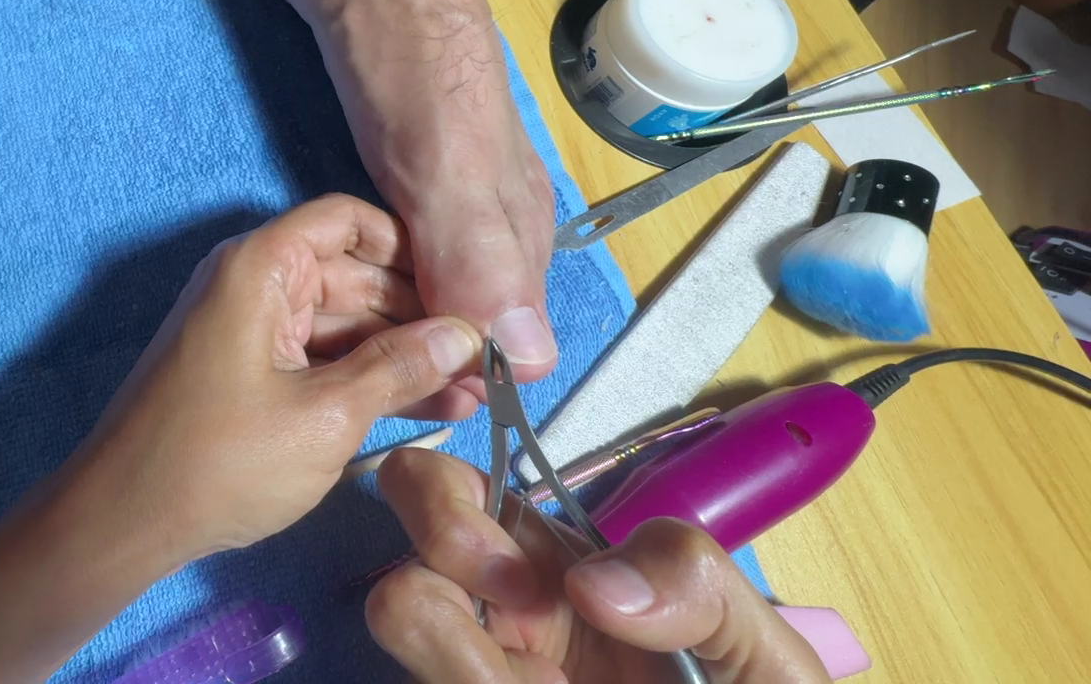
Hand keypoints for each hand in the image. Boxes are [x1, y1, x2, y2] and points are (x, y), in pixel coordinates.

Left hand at [66, 194, 486, 566]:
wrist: (127, 516)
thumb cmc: (223, 457)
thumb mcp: (325, 414)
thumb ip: (399, 368)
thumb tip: (467, 335)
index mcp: (261, 266)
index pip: (347, 221)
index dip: (409, 247)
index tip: (468, 286)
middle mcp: (256, 281)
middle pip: (353, 275)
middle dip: (420, 315)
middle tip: (494, 360)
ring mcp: (254, 325)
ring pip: (343, 321)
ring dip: (402, 354)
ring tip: (480, 394)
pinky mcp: (254, 367)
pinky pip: (321, 355)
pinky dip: (367, 376)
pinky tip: (431, 407)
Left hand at [228, 0, 557, 419]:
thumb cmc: (397, 17)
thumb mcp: (438, 139)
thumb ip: (474, 242)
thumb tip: (522, 359)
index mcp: (496, 190)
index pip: (502, 309)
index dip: (462, 368)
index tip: (415, 420)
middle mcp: (455, 177)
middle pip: (446, 284)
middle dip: (405, 340)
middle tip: (348, 396)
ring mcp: (396, 144)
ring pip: (395, 246)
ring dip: (366, 298)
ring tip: (320, 352)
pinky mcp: (342, 113)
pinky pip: (347, 202)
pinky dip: (333, 245)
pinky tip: (304, 271)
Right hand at [366, 449, 831, 682]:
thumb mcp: (759, 655)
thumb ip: (694, 580)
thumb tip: (589, 586)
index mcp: (533, 560)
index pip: (428, 483)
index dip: (441, 508)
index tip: (519, 584)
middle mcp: (483, 612)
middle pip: (388, 578)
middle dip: (439, 614)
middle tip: (537, 672)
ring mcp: (468, 672)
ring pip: (401, 641)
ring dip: (468, 676)